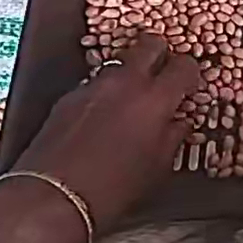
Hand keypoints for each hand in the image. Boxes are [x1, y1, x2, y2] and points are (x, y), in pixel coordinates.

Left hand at [6, 33, 200, 233]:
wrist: (51, 198)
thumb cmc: (115, 187)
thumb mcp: (158, 166)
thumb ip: (173, 136)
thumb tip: (179, 123)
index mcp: (156, 99)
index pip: (184, 66)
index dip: (191, 73)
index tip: (190, 86)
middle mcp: (125, 83)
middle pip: (149, 44)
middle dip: (162, 54)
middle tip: (165, 75)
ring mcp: (93, 87)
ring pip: (120, 63)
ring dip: (132, 74)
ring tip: (134, 100)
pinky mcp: (67, 98)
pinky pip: (96, 83)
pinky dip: (106, 93)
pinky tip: (105, 117)